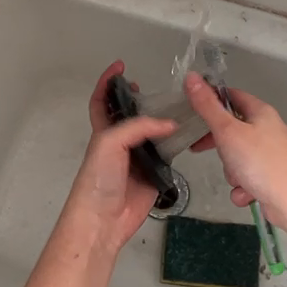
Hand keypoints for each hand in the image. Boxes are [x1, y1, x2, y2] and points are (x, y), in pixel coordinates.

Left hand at [56, 61, 177, 257]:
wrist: (104, 219)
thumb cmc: (98, 179)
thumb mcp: (110, 143)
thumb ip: (138, 127)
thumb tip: (169, 124)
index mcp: (103, 132)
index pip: (102, 102)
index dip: (107, 83)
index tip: (119, 66)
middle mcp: (121, 143)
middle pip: (132, 116)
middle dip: (143, 101)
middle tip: (160, 90)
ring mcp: (138, 159)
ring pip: (153, 134)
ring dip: (165, 122)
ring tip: (181, 107)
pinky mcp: (154, 174)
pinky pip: (168, 154)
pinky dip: (177, 144)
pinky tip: (188, 134)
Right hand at [185, 72, 286, 229]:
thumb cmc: (260, 161)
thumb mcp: (228, 132)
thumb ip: (207, 107)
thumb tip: (191, 76)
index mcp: (262, 113)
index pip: (232, 96)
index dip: (211, 101)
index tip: (192, 112)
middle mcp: (269, 130)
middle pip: (232, 130)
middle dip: (218, 145)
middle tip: (200, 150)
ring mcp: (272, 155)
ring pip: (237, 158)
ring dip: (232, 172)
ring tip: (238, 179)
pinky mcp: (272, 177)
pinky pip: (247, 177)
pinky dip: (243, 188)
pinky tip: (247, 194)